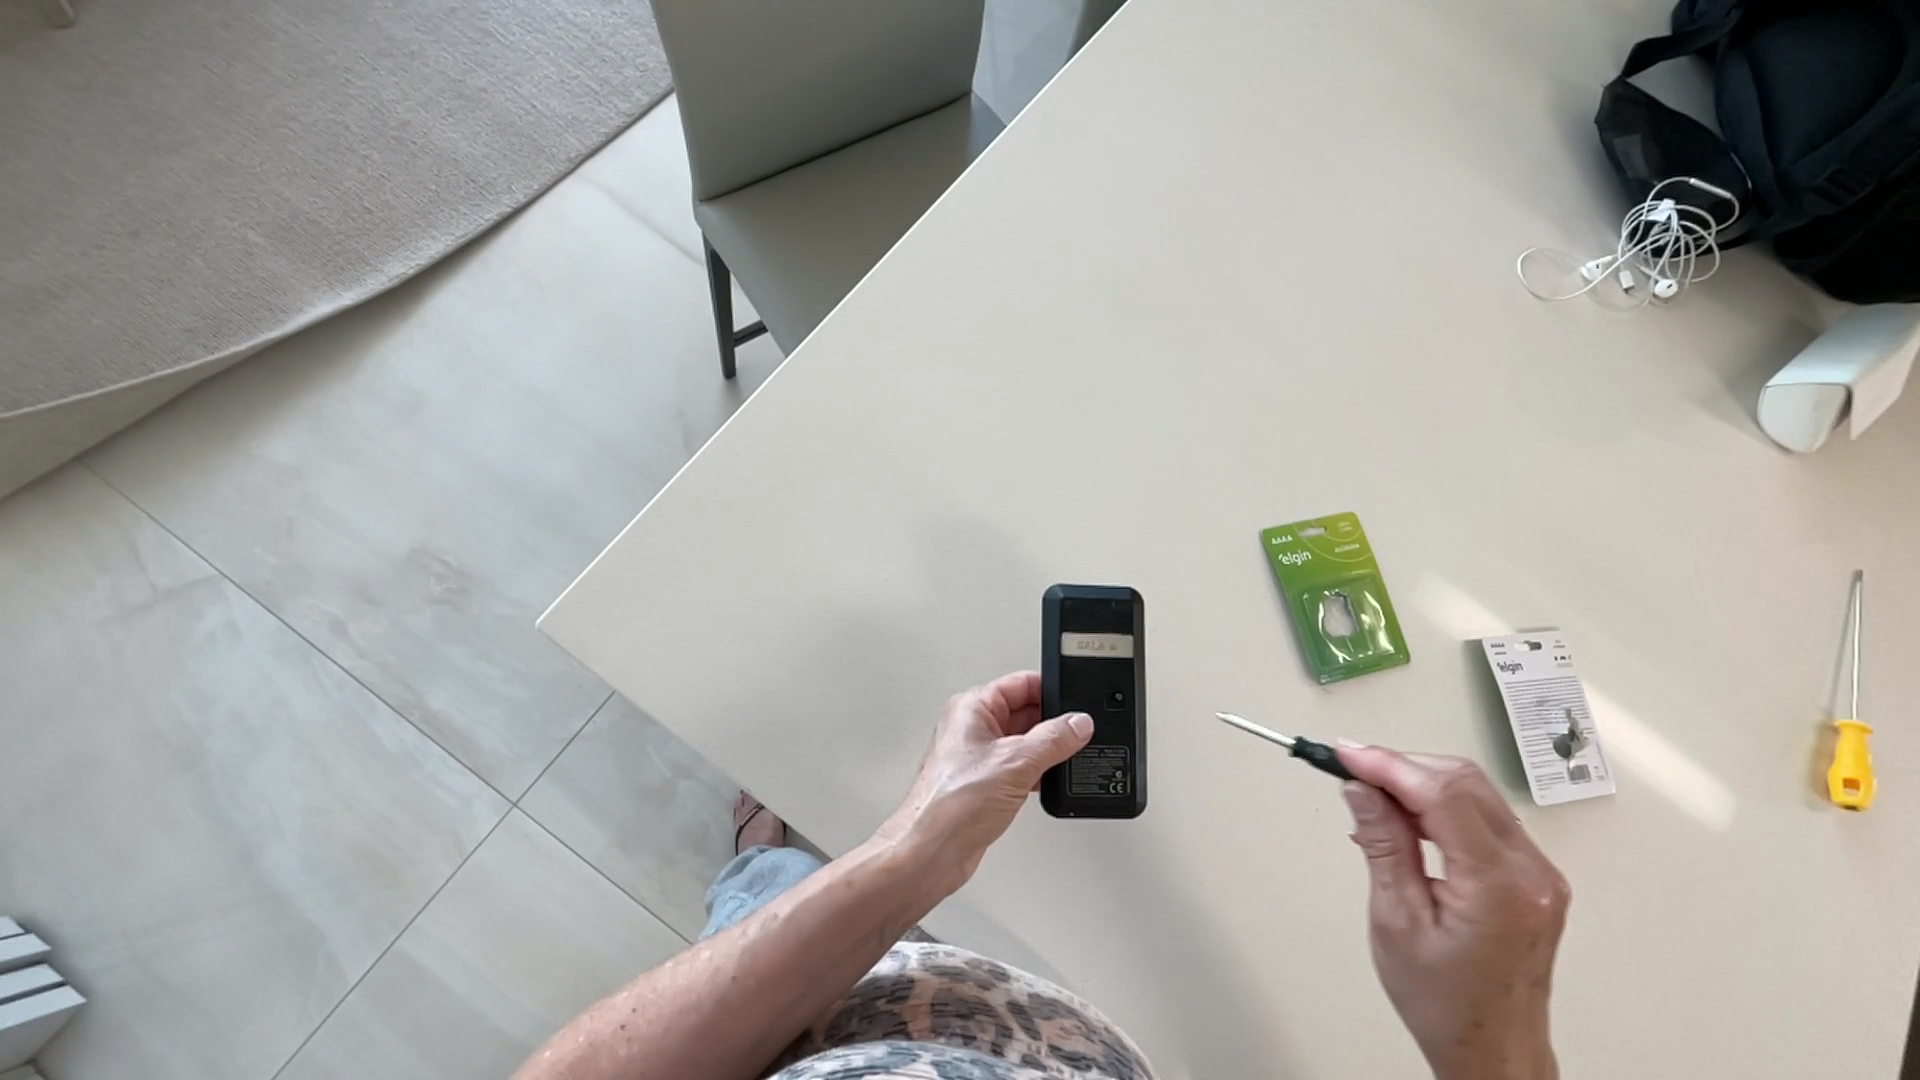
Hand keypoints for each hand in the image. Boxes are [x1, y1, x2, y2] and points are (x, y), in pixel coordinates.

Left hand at [876, 671, 1092, 891]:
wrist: (932, 851)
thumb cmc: (950, 803)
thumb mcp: (1015, 762)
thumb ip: (1053, 740)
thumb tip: (1077, 723)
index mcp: (972, 707)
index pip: (1020, 683)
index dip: (1050, 690)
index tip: (1076, 704)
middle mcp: (973, 727)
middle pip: (1026, 712)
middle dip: (1052, 725)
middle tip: (1076, 736)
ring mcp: (979, 756)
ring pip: (1025, 742)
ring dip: (1045, 752)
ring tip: (1061, 762)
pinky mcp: (986, 783)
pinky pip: (1020, 767)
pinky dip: (1037, 773)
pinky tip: (1047, 783)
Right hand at [1336, 744, 1569, 1079]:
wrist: (1493, 1050)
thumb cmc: (1443, 1001)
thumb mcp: (1396, 920)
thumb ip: (1383, 845)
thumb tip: (1361, 789)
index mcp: (1499, 887)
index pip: (1442, 795)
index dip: (1388, 764)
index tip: (1345, 754)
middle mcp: (1531, 872)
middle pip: (1463, 782)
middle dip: (1401, 765)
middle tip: (1350, 769)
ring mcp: (1538, 872)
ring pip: (1474, 792)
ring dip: (1418, 781)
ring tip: (1369, 794)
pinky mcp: (1532, 875)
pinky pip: (1483, 816)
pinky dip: (1438, 804)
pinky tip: (1402, 817)